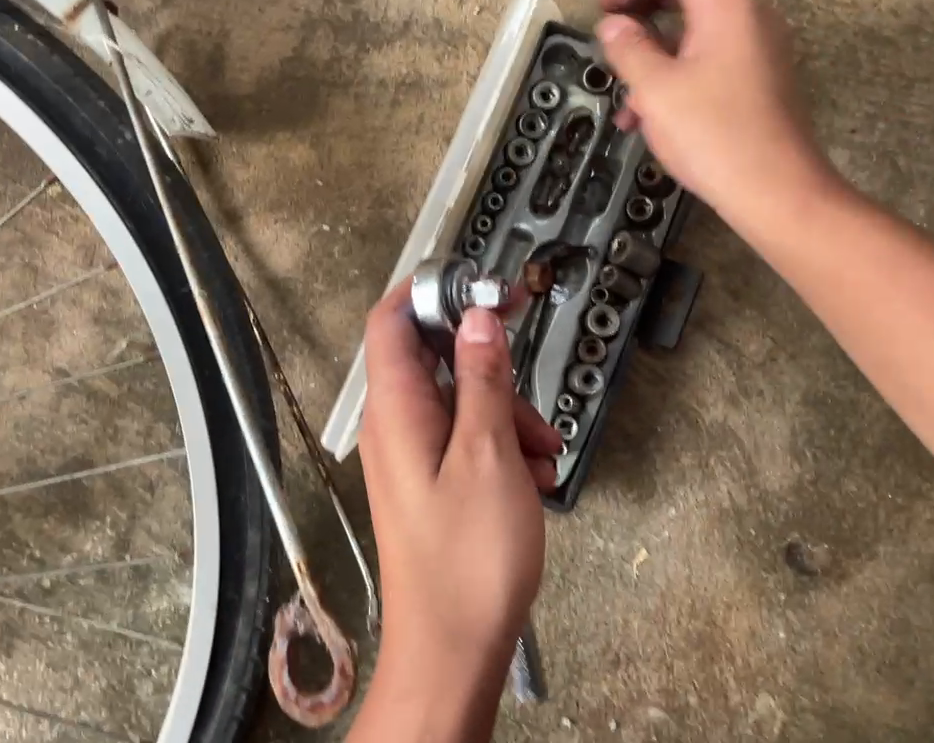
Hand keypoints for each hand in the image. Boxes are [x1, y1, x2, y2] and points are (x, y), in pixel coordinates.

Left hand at [350, 285, 561, 739]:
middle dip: (488, 365)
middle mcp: (395, 426)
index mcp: (396, 409)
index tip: (476, 284)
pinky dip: (501, 445)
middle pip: (435, 358)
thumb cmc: (466, 560)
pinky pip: (466, 439)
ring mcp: (412, 456)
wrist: (453, 649)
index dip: (428, 289)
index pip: (391, 320)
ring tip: (542, 452)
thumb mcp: (487, 453)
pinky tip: (532, 476)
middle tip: (526, 381)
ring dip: (506, 412)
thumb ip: (482, 379)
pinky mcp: (431, 483)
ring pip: (459, 401)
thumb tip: (477, 319)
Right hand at [596, 0, 841, 234]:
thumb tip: (612, 24)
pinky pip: (710, 60)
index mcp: (726, 7)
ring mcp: (759, 49)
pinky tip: (648, 114)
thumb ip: (628, 49)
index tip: (603, 5)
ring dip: (654, 51)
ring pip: (696, 31)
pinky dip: (676, 73)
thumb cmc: (712, 134)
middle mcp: (750, 17)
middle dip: (642, 10)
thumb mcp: (655, 89)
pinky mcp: (759, 80)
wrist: (775, 190)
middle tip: (609, 34)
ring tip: (622, 89)